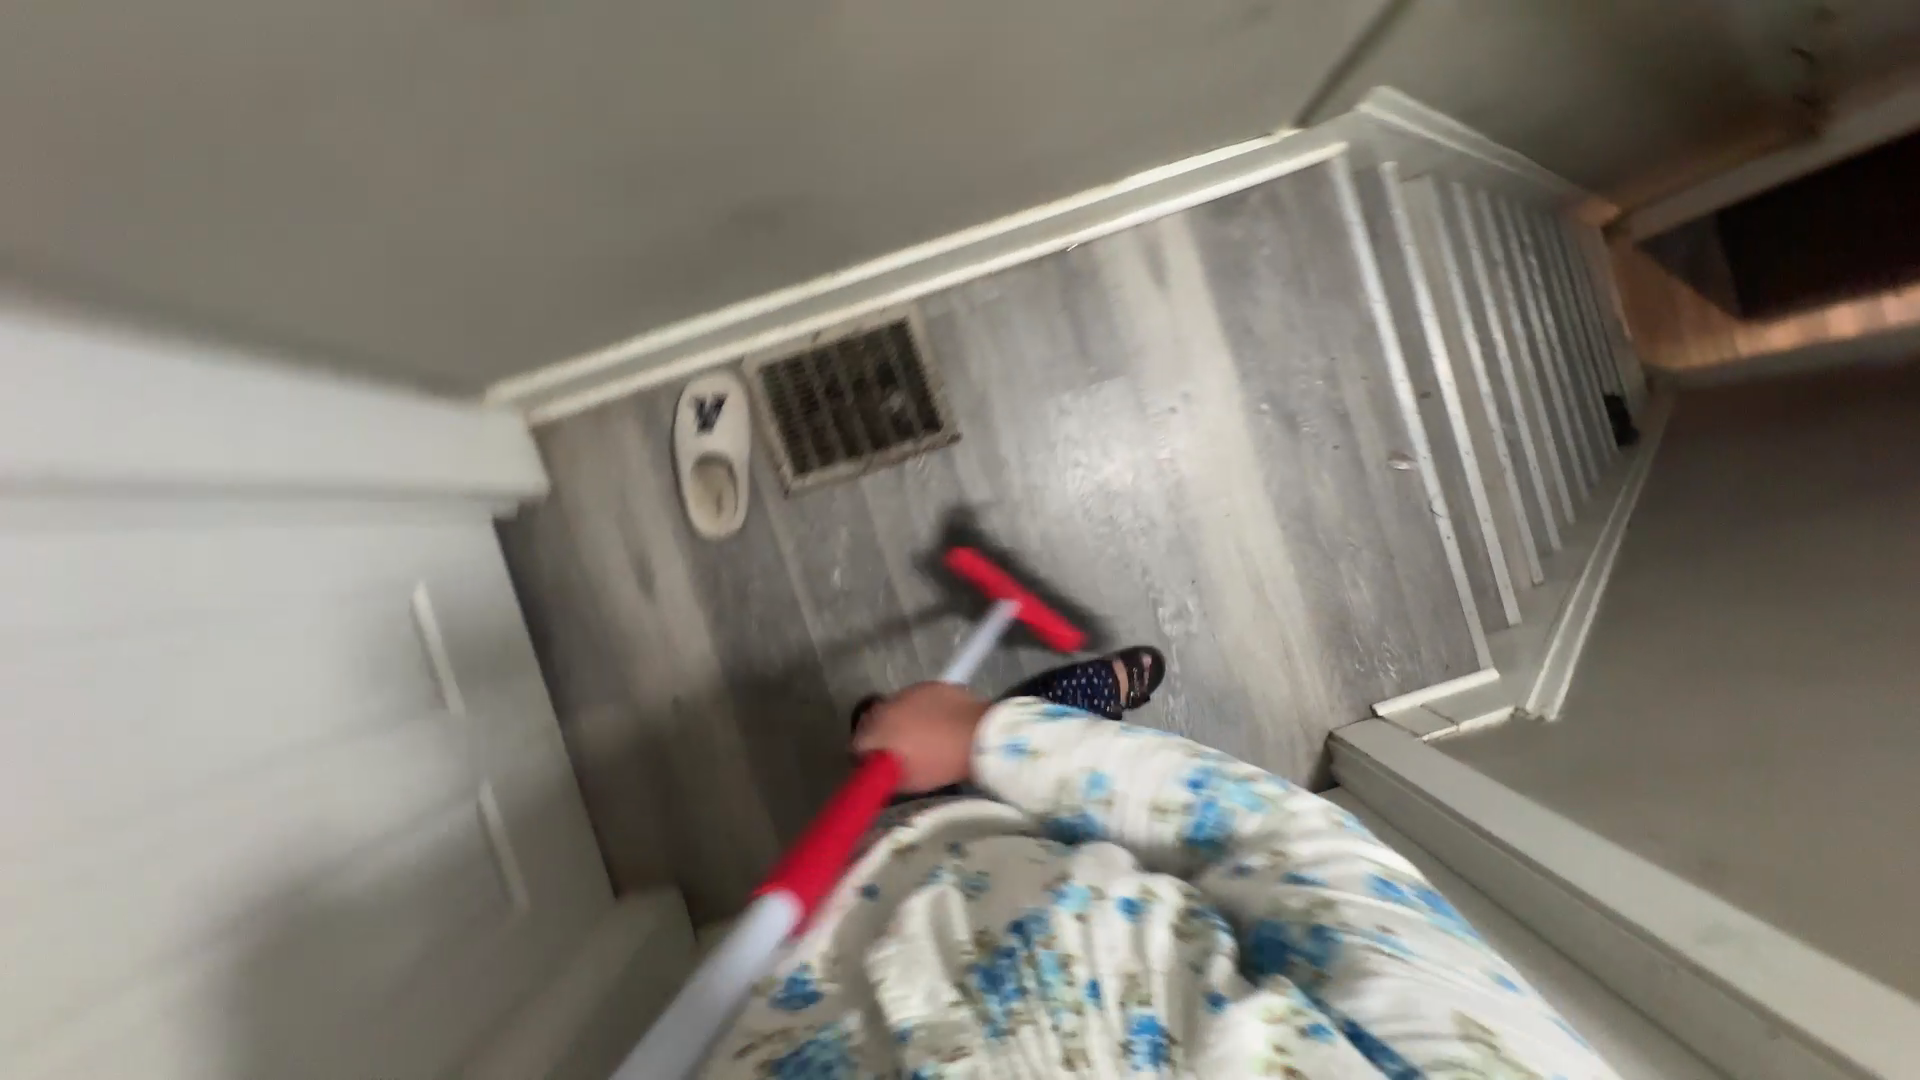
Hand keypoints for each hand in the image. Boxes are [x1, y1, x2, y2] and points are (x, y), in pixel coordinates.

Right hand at [851, 682, 989, 792]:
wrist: (980, 734)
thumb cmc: (942, 762)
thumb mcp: (909, 781)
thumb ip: (884, 777)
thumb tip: (876, 773)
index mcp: (878, 731)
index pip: (856, 744)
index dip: (864, 757)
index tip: (875, 766)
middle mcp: (887, 706)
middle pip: (870, 721)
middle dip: (878, 735)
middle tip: (895, 750)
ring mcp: (909, 692)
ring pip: (893, 707)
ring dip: (898, 719)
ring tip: (918, 734)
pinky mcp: (929, 684)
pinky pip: (915, 698)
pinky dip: (919, 709)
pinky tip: (934, 720)